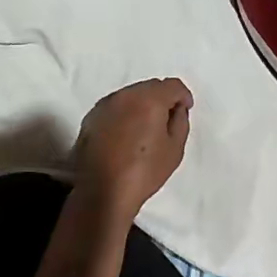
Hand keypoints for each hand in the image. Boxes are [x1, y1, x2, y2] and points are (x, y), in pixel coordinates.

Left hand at [72, 78, 192, 222]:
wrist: (102, 192)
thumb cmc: (144, 172)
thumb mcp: (174, 149)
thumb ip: (180, 121)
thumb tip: (176, 109)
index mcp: (149, 99)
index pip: (172, 85)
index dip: (183, 96)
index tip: (185, 109)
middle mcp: (125, 95)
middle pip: (150, 86)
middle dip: (162, 98)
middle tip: (166, 120)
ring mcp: (104, 105)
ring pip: (130, 95)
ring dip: (141, 104)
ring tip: (145, 129)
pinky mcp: (91, 117)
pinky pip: (114, 107)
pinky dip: (124, 113)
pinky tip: (125, 135)